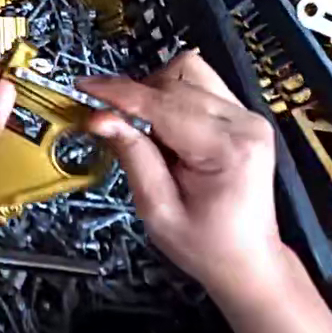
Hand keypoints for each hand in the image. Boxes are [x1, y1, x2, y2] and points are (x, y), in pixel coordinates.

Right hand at [78, 52, 288, 302]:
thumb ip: (133, 156)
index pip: (163, 105)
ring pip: (185, 73)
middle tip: (107, 122)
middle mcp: (244, 123)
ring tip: (142, 127)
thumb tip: (101, 117)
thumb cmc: (205, 245)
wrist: (247, 259)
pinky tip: (163, 124)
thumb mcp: (158, 210)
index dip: (118, 94)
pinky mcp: (242, 113)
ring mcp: (246, 114)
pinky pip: (199, 82)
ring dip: (154, 91)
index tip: (84, 89)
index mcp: (227, 150)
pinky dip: (171, 94)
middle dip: (133, 98)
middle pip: (173, 84)